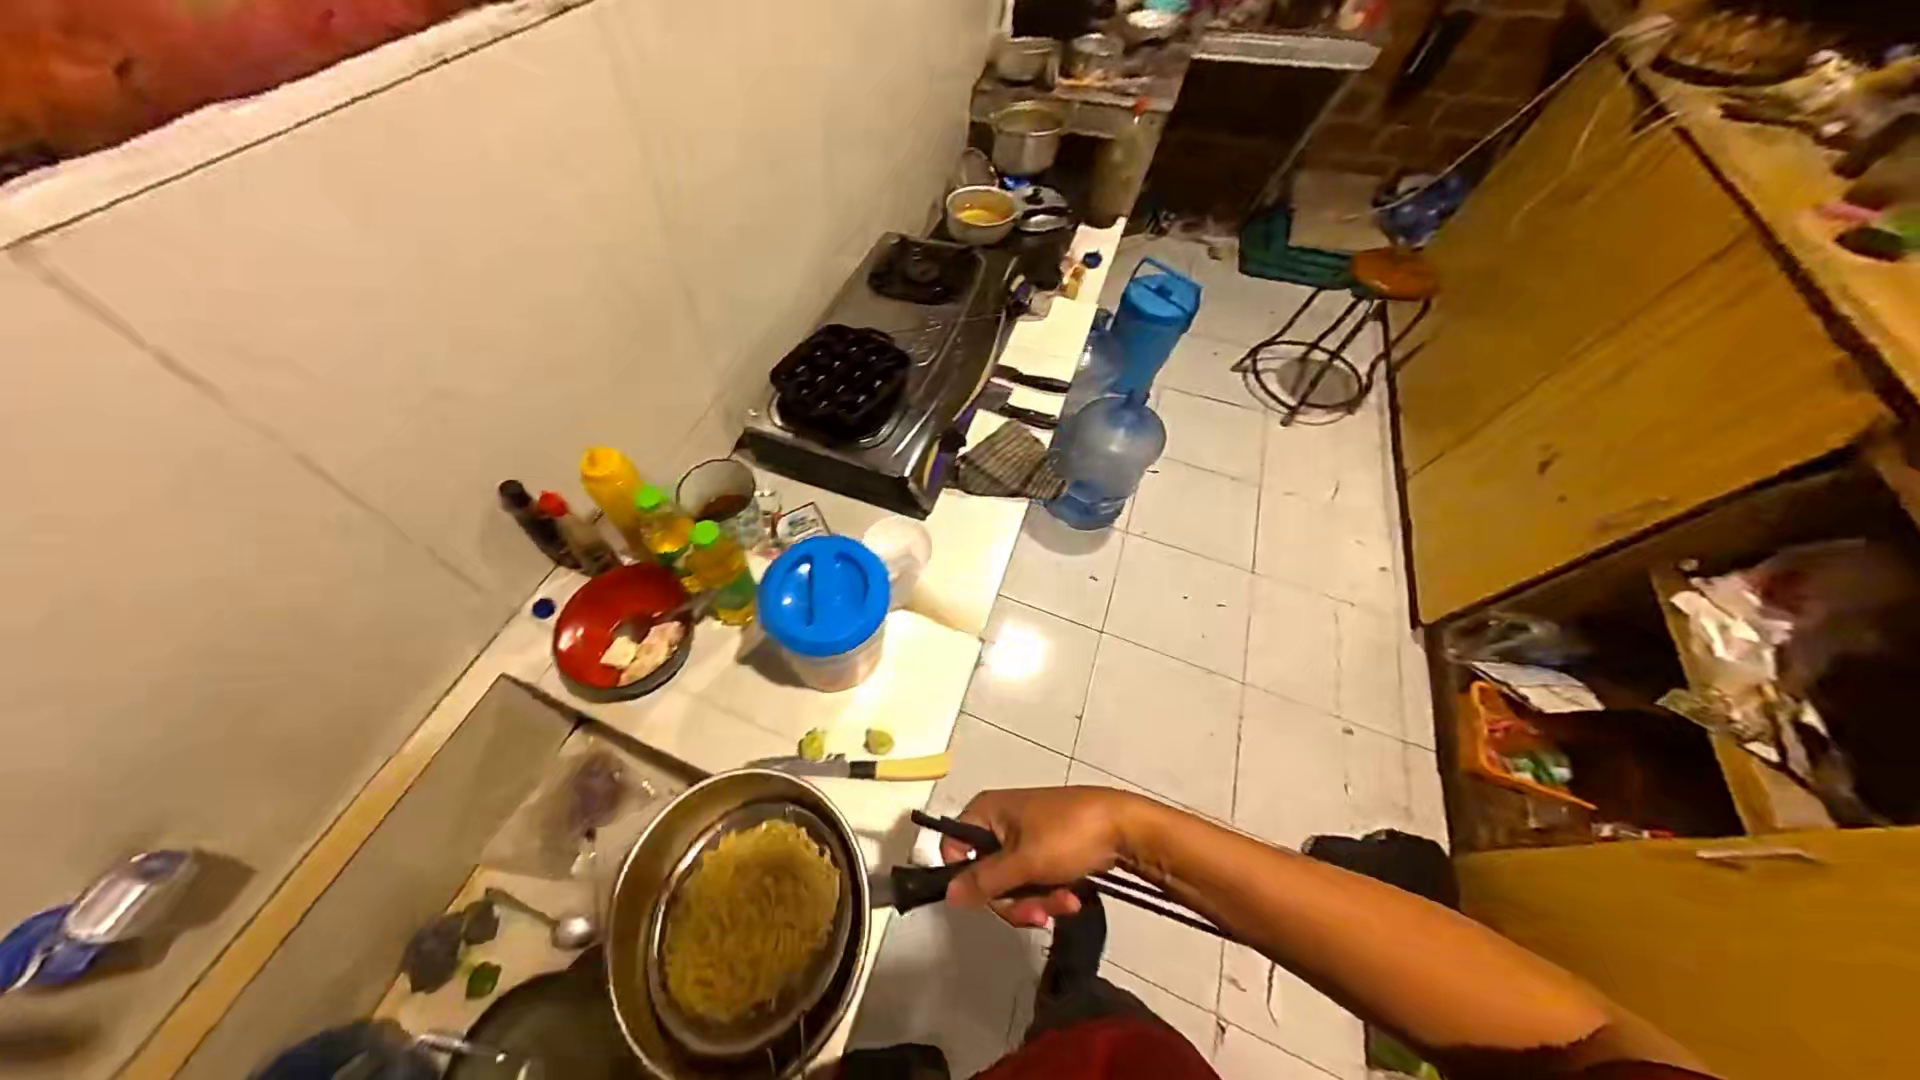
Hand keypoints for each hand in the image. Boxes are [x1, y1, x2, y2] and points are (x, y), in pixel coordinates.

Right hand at [940, 786, 1141, 928]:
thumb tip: (948, 895)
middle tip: (1039, 912)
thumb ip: (984, 881)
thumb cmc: (1067, 835)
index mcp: (988, 810)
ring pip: (1013, 884)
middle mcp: (1001, 820)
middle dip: (1015, 899)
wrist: (1124, 826)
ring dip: (1038, 901)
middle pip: (986, 875)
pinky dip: (1050, 893)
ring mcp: (1025, 836)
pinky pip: (1034, 880)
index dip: (966, 877)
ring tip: (1066, 904)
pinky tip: (1072, 899)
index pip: (954, 847)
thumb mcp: (1023, 862)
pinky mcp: (1046, 850)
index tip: (988, 898)